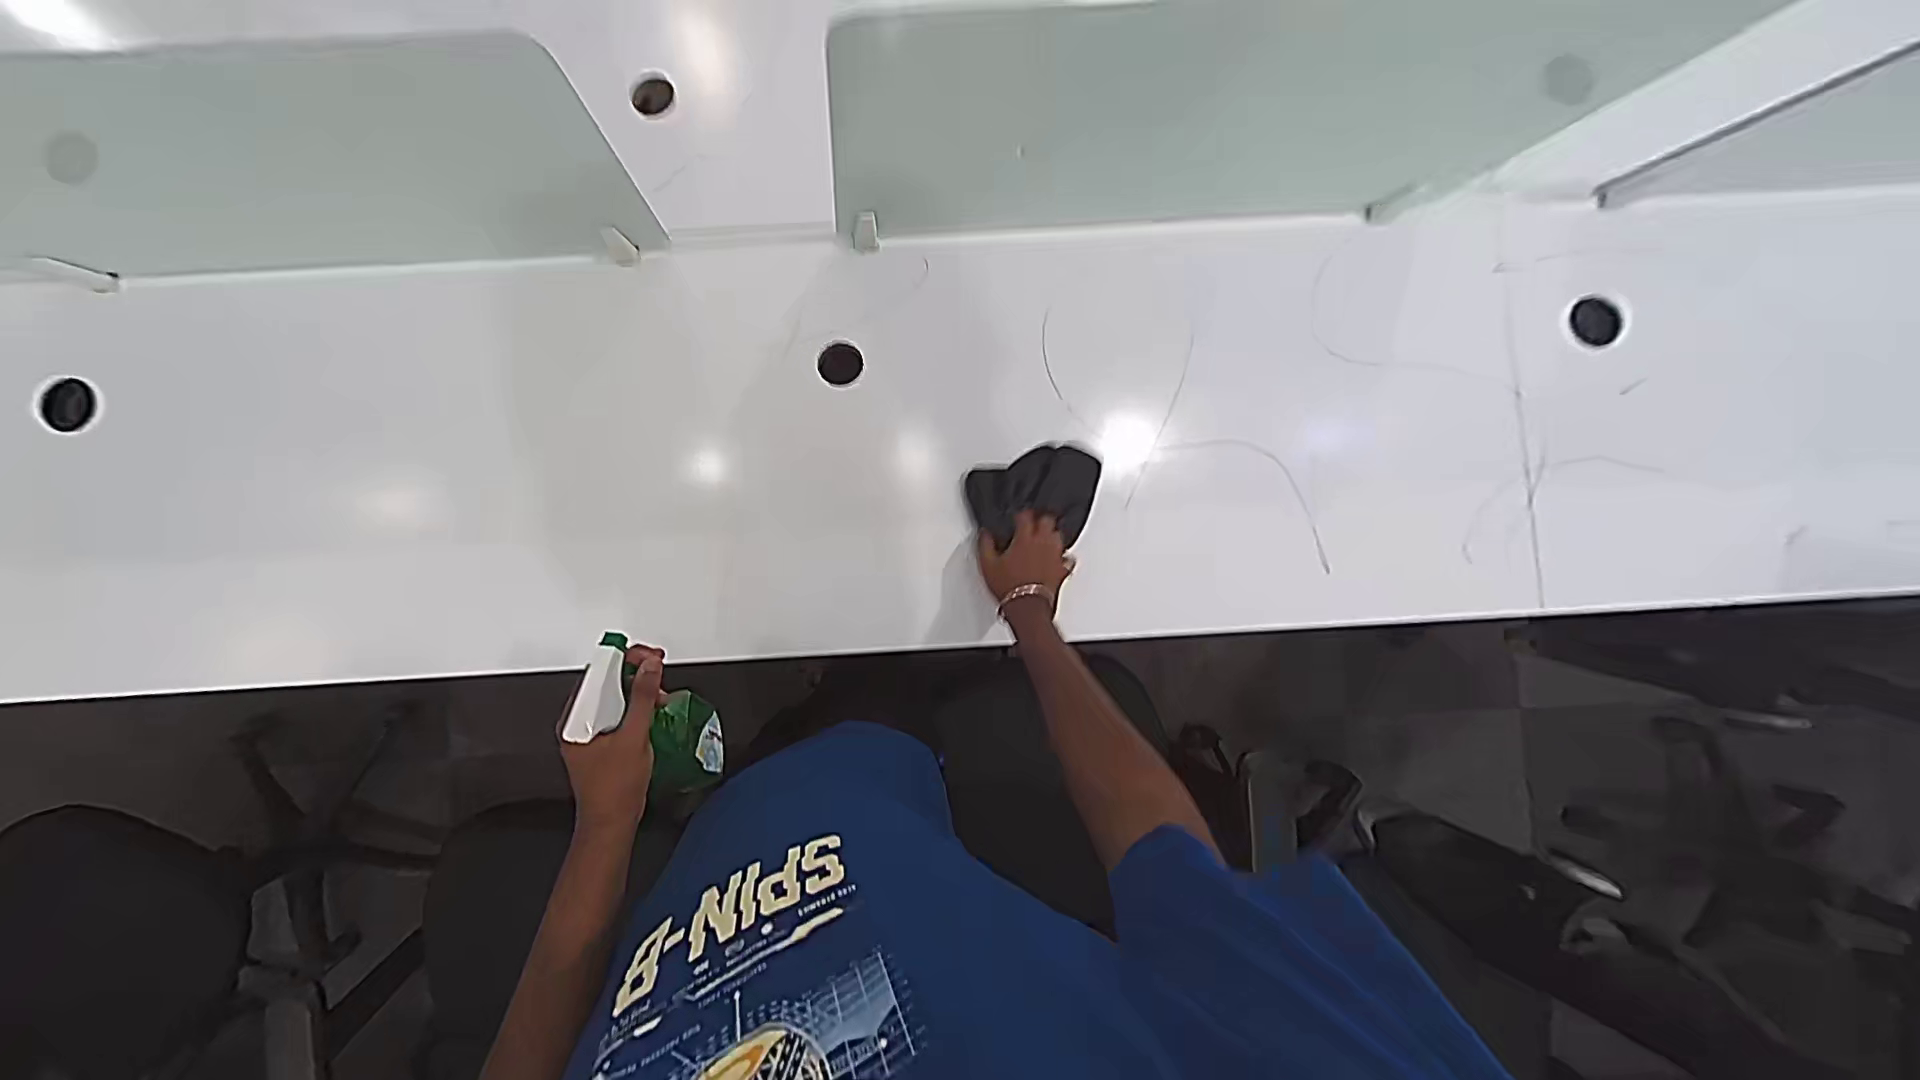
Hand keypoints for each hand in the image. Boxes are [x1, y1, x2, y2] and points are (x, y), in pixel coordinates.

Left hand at [558, 644, 666, 833]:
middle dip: (636, 673)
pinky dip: (638, 707)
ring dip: (640, 691)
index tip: (648, 655)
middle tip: (658, 668)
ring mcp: (591, 733)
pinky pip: (621, 713)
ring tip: (660, 695)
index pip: (598, 674)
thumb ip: (643, 697)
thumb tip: (649, 667)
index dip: (625, 659)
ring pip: (616, 698)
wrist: (612, 821)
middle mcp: (579, 723)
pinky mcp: (604, 741)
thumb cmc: (615, 786)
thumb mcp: (633, 735)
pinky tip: (654, 710)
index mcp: (575, 720)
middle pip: (607, 684)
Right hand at [977, 510, 1074, 618]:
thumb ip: (986, 545)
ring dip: (1052, 534)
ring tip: (1045, 537)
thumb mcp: (988, 564)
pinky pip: (1068, 558)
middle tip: (1034, 522)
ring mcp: (1054, 556)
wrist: (1027, 607)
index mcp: (1025, 539)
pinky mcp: (1062, 570)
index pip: (1026, 516)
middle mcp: (1043, 544)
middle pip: (1047, 521)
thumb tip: (985, 534)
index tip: (1018, 516)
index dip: (1021, 514)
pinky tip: (1058, 558)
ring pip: (1059, 536)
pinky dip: (1063, 556)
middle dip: (1041, 519)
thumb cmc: (1009, 587)